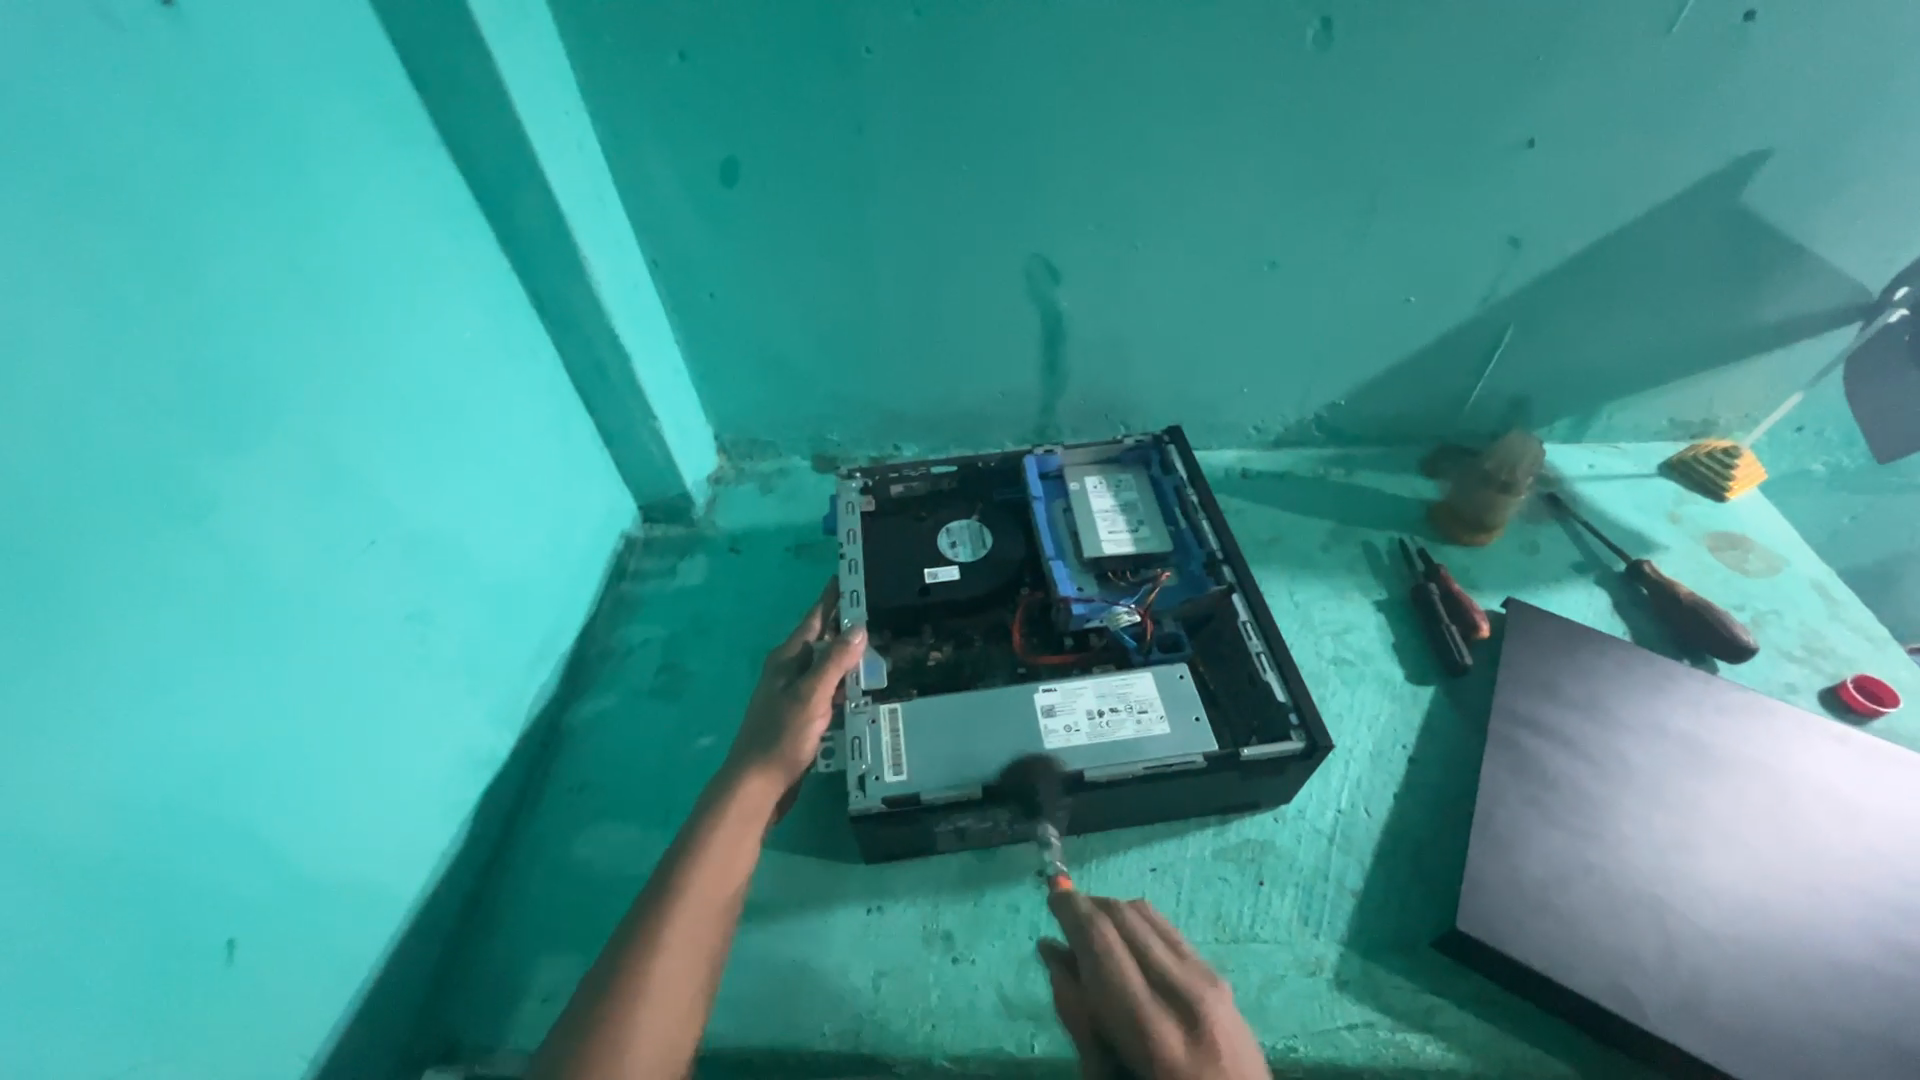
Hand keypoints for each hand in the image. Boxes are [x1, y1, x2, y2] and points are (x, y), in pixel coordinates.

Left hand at [722, 580, 866, 796]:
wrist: (757, 786)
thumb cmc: (780, 736)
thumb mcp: (811, 695)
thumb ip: (834, 661)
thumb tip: (858, 627)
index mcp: (787, 659)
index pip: (816, 618)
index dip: (833, 597)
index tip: (852, 574)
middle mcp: (790, 671)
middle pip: (824, 640)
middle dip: (848, 625)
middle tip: (882, 610)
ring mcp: (795, 695)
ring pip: (829, 668)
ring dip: (851, 658)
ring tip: (883, 645)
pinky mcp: (803, 718)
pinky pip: (830, 692)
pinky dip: (847, 687)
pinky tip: (867, 689)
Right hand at [1039, 893, 1269, 1079]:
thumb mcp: (1106, 1078)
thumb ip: (1078, 1017)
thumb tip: (1051, 949)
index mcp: (1153, 1030)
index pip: (1102, 941)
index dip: (1071, 910)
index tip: (1049, 896)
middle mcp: (1185, 991)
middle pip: (1125, 916)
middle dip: (1088, 905)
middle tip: (1061, 912)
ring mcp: (1210, 980)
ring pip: (1147, 914)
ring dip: (1111, 910)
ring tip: (1088, 928)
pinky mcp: (1220, 977)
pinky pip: (1168, 928)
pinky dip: (1137, 922)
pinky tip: (1124, 941)